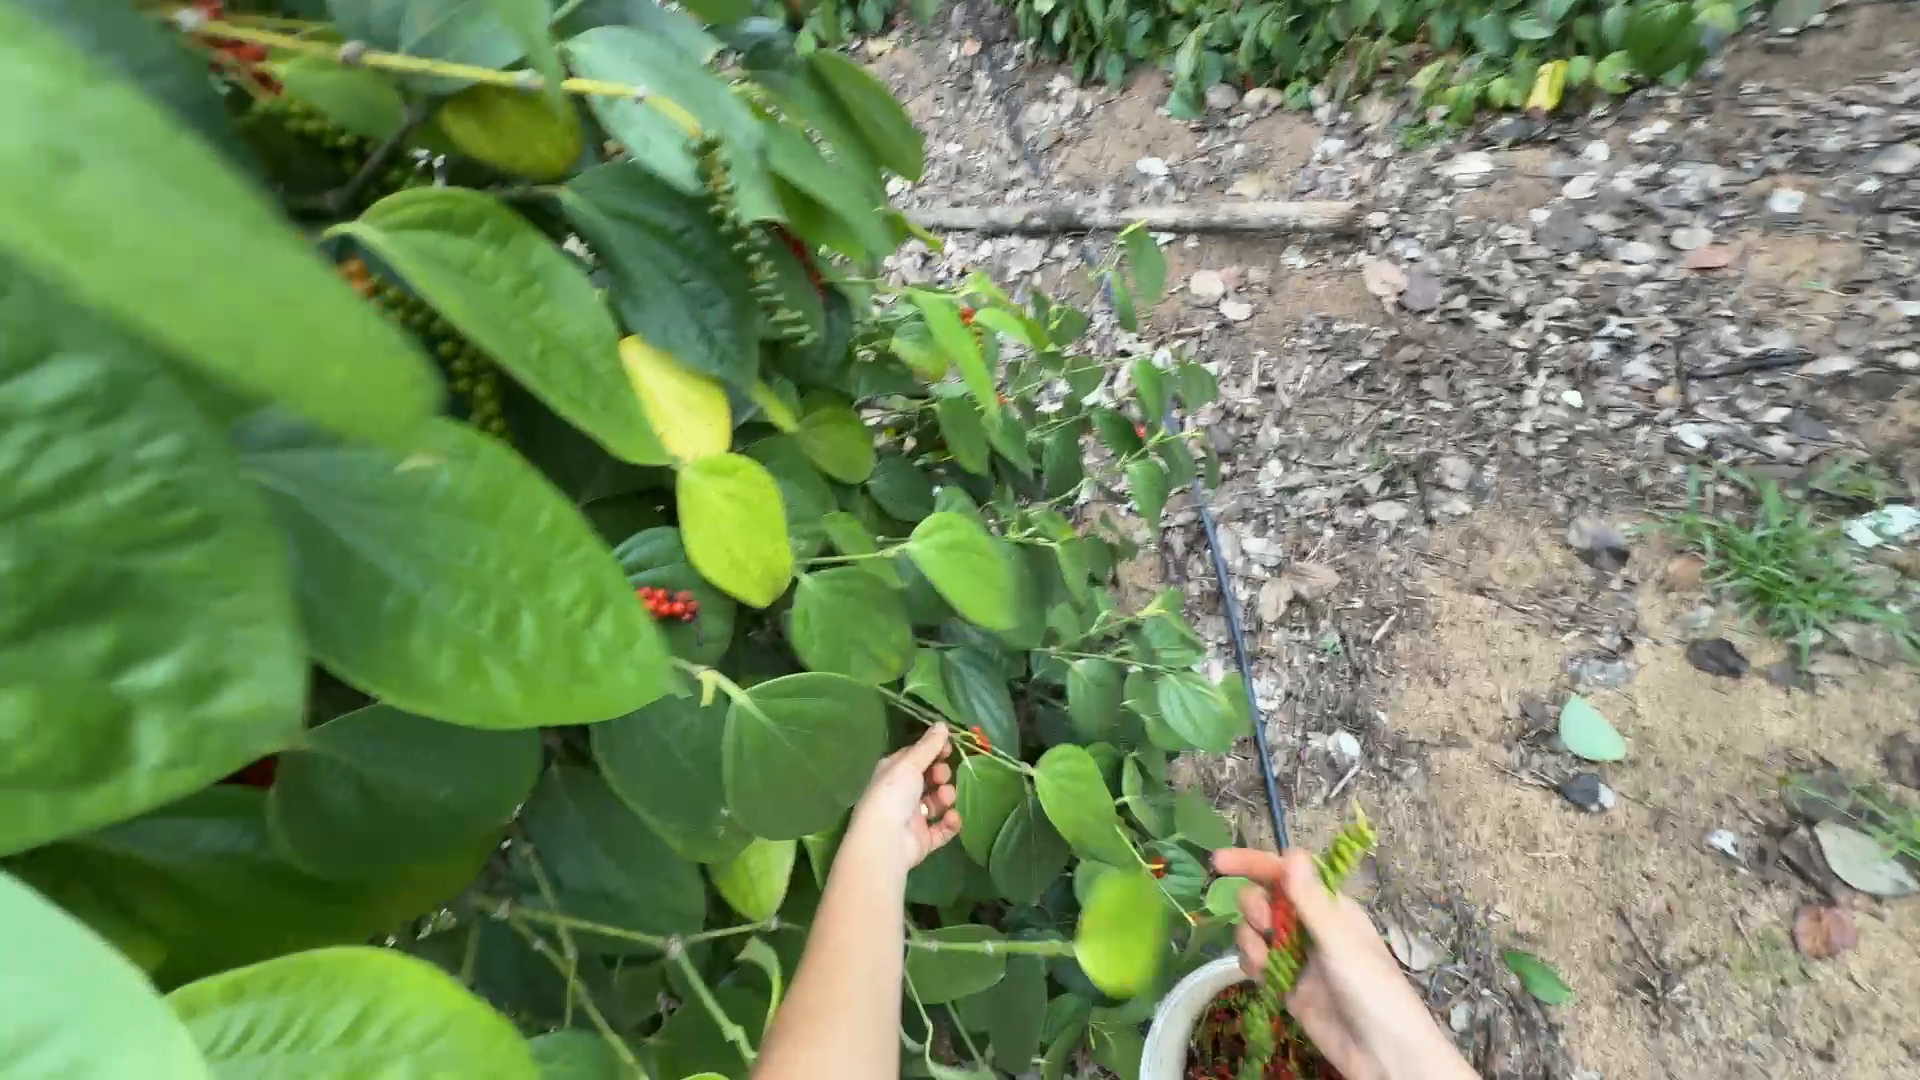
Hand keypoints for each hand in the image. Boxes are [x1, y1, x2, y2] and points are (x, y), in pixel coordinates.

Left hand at [844, 724, 961, 875]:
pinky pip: (943, 827)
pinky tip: (951, 817)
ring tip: (944, 798)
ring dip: (946, 797)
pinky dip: (950, 822)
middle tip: (941, 776)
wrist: (885, 842)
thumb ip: (928, 745)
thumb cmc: (893, 794)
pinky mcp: (923, 839)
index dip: (934, 750)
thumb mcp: (909, 764)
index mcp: (893, 772)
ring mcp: (913, 817)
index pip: (917, 756)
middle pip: (930, 778)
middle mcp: (902, 792)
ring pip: (938, 801)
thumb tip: (942, 723)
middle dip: (941, 774)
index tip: (949, 747)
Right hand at [1212, 848, 1475, 1079]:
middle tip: (1265, 926)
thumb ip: (1310, 900)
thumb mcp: (1340, 942)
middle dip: (1254, 907)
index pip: (1282, 871)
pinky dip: (1251, 963)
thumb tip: (1291, 851)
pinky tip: (1262, 975)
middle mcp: (1307, 924)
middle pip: (1262, 897)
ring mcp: (1294, 954)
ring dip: (1249, 938)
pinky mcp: (1284, 983)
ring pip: (1253, 929)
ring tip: (1264, 960)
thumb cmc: (1373, 991)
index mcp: (1326, 906)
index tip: (1218, 863)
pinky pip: (1254, 960)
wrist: (1384, 1058)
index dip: (1250, 862)